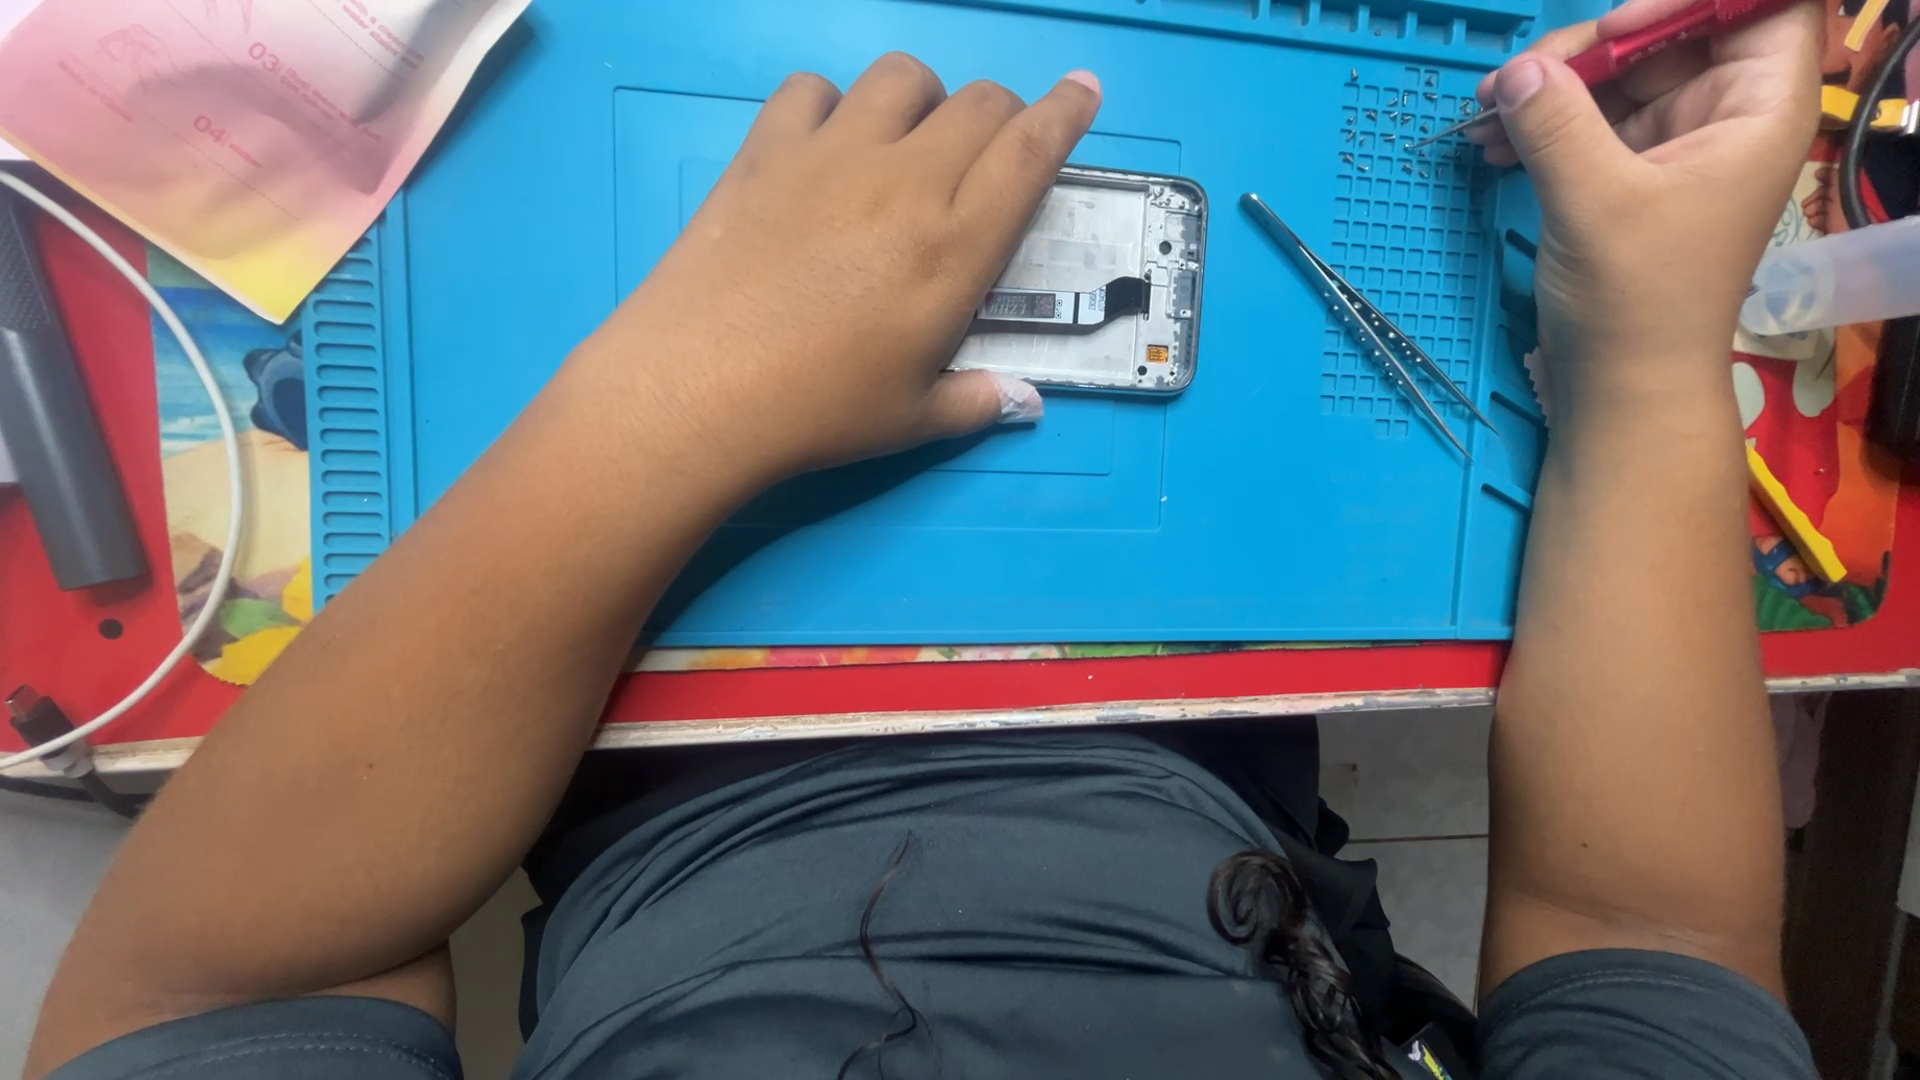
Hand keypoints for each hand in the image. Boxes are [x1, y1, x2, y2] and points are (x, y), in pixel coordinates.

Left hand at [574, 54, 1100, 479]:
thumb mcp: (913, 419)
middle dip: (1005, 113)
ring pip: (901, 78)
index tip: (1083, 88)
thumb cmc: (820, 411)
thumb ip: (979, 402)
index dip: (1066, 112)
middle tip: (995, 150)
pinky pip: (812, 90)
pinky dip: (834, 107)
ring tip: (912, 143)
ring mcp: (830, 156)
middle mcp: (903, 182)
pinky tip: (827, 149)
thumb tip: (1027, 404)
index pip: (1029, 154)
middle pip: (977, 104)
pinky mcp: (765, 151)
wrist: (699, 389)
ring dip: (925, 100)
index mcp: (954, 248)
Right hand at [1467, 0, 1820, 396]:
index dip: (1683, 1)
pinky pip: (1583, 134)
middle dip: (1584, 54)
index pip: (1751, 5)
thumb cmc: (1633, 296)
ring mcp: (1666, 151)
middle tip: (1509, 83)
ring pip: (1613, 89)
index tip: (1606, 29)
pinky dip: (1538, 134)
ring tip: (1483, 116)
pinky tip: (1493, 146)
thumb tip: (1515, 73)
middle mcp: (1718, 117)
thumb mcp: (1594, 204)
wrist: (1619, 379)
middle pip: (1665, 42)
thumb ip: (1557, 129)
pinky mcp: (1621, 182)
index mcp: (1754, 107)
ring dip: (1547, 96)